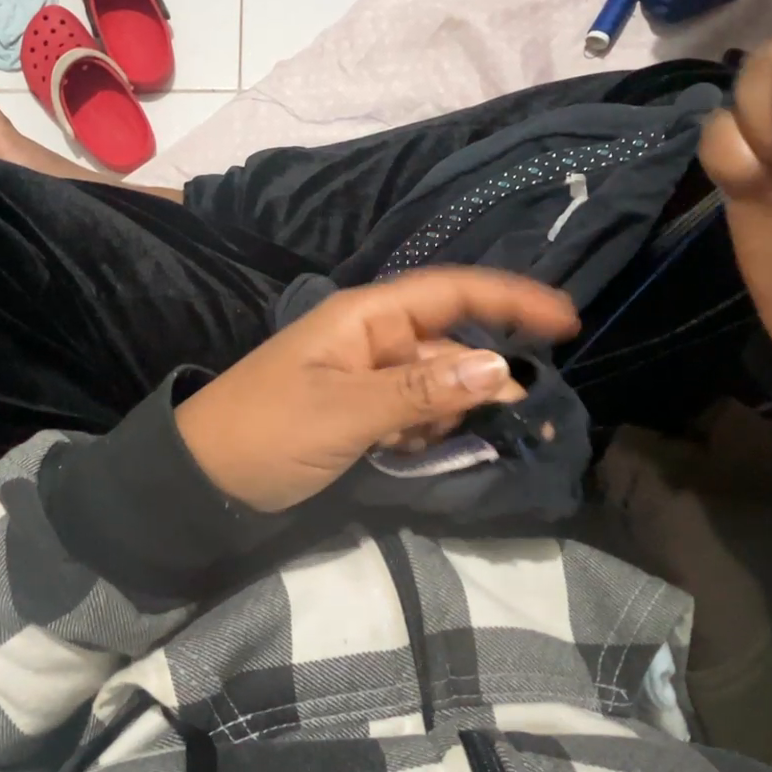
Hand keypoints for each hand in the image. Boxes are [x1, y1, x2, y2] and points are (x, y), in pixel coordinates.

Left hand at [175, 267, 577, 511]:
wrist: (205, 478)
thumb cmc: (269, 431)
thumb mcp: (346, 411)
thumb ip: (423, 391)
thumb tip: (499, 367)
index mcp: (366, 317)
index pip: (450, 292)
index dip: (509, 299)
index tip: (566, 320)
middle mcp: (373, 338)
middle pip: (450, 346)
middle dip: (478, 380)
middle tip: (512, 421)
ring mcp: (367, 376)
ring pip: (436, 385)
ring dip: (446, 414)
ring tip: (414, 442)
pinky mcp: (362, 411)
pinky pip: (414, 412)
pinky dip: (422, 431)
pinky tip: (400, 450)